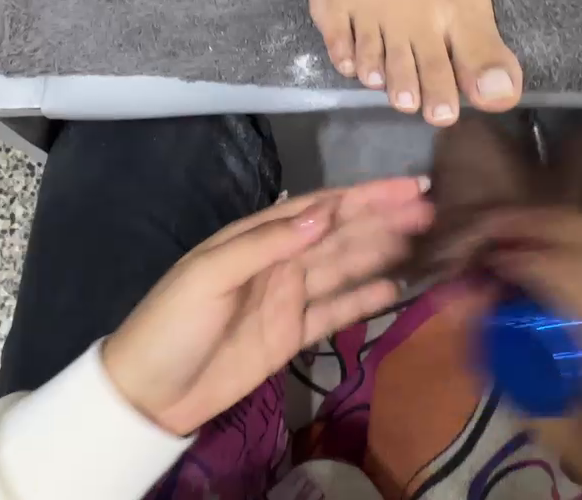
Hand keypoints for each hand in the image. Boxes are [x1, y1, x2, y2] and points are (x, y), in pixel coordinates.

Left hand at [102, 177, 433, 435]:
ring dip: (381, 251)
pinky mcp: (293, 334)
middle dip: (383, 219)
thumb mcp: (210, 275)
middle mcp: (280, 259)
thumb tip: (321, 213)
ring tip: (424, 239)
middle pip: (340, 234)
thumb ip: (265, 244)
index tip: (407, 188)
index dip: (363, 197)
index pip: (319, 208)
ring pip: (344, 267)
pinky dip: (365, 298)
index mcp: (258, 236)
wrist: (150, 393)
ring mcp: (289, 297)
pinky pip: (336, 310)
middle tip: (431, 211)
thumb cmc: (173, 323)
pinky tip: (396, 286)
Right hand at [452, 209, 581, 499]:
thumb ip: (504, 370)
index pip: (579, 285)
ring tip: (526, 227)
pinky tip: (571, 235)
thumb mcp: (555, 431)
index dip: (527, 261)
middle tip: (496, 230)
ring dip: (568, 224)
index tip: (488, 261)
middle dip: (540, 228)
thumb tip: (461, 303)